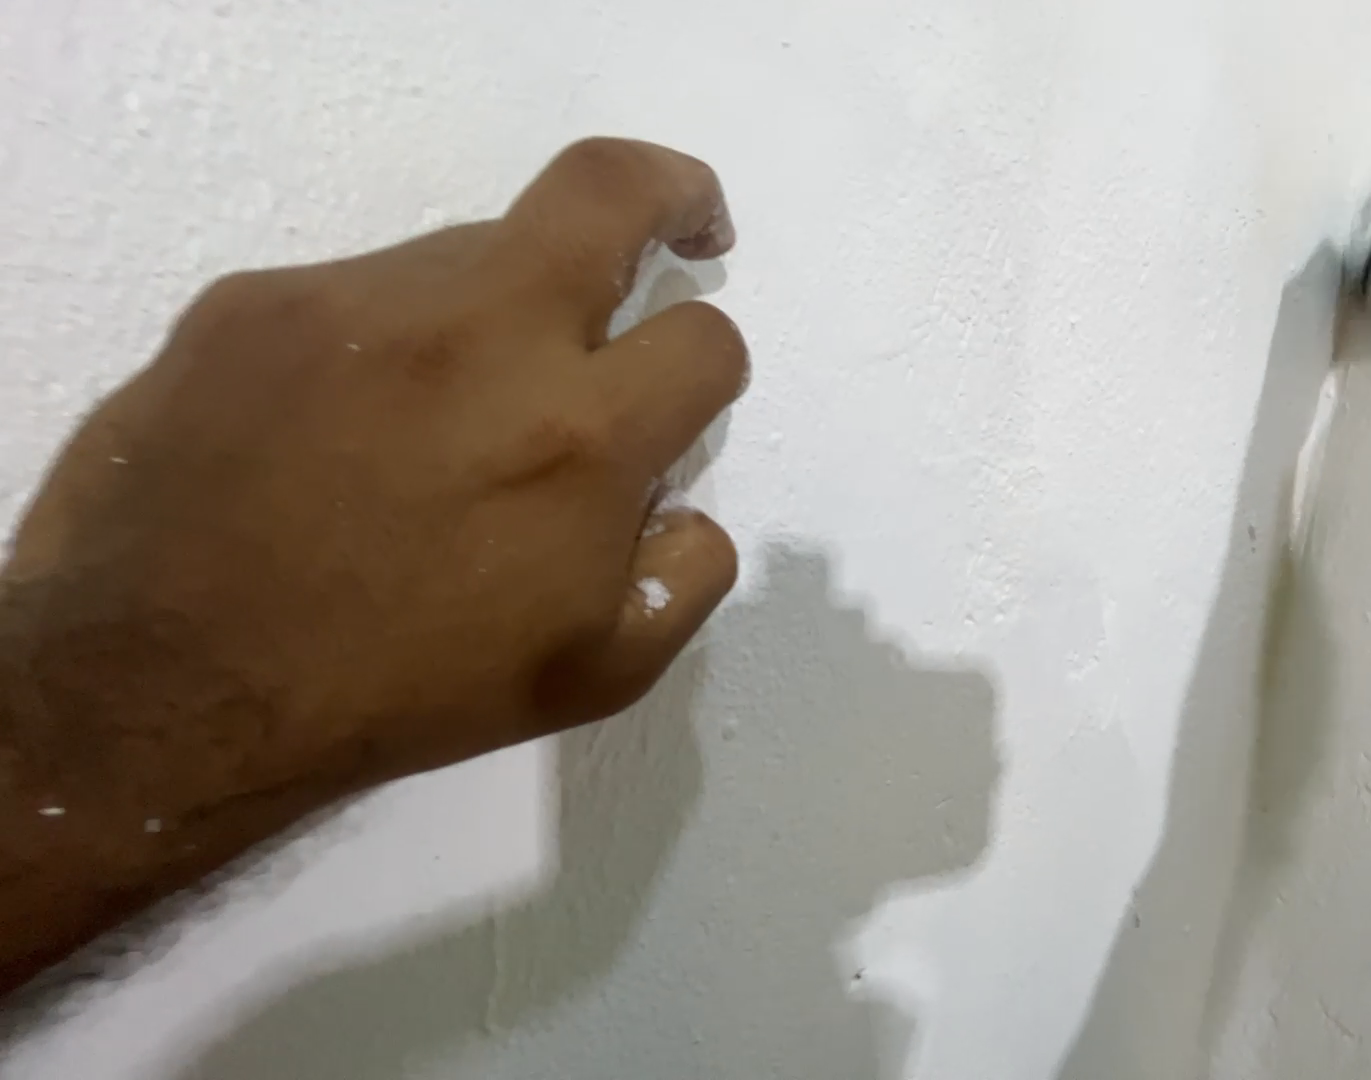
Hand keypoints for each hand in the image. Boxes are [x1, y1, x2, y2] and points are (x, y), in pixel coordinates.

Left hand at [2, 138, 744, 827]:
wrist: (169, 696)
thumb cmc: (421, 687)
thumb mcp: (611, 666)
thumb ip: (693, 571)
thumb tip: (685, 502)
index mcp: (583, 440)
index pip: (704, 338)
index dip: (718, 362)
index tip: (692, 392)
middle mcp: (483, 342)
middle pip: (608, 191)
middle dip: (675, 191)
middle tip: (695, 219)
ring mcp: (359, 305)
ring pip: (494, 246)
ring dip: (535, 300)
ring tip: (494, 395)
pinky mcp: (255, 303)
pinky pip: (387, 287)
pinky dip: (428, 332)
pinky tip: (388, 416)